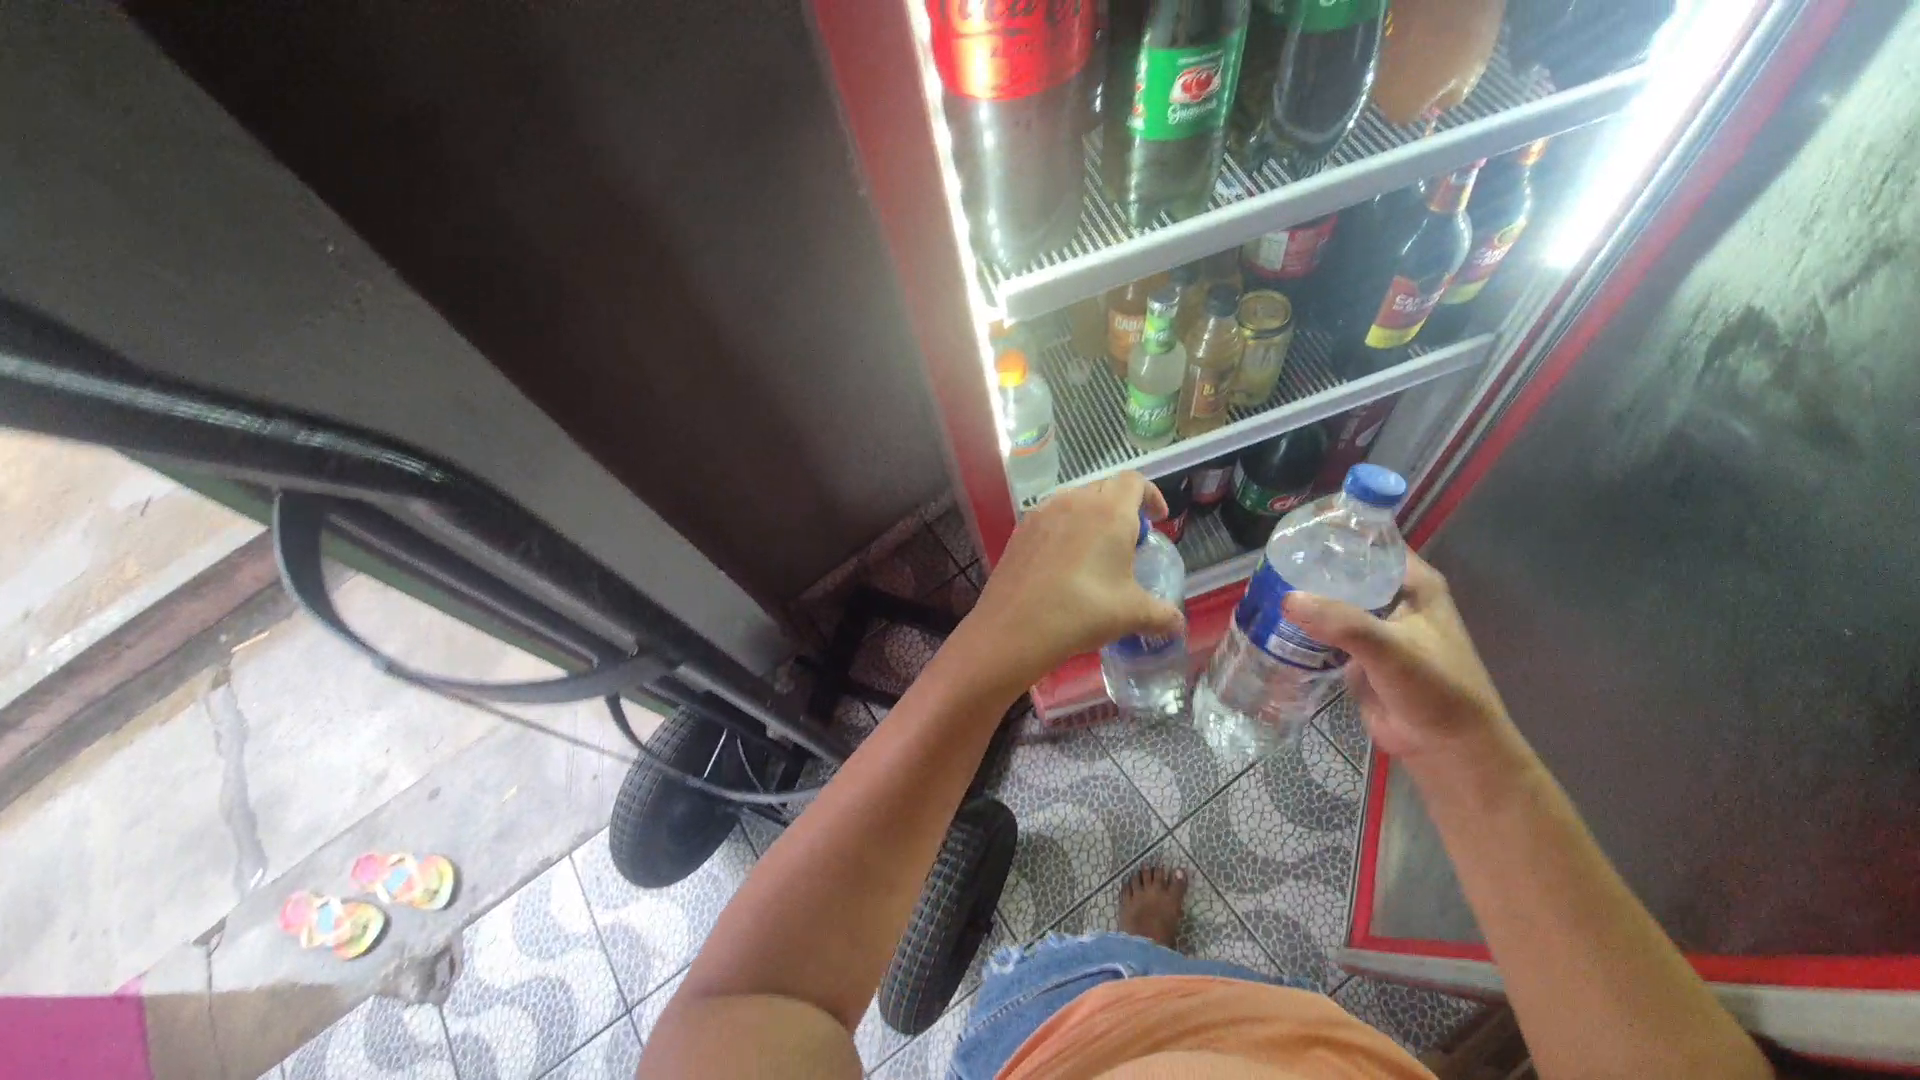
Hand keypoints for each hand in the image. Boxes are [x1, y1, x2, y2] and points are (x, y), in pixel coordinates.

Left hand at [960, 473, 1185, 688]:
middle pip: (1105, 488)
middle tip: (1128, 541)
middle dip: (1122, 507)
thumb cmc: (1083, 611)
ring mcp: (1043, 513)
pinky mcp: (1020, 530)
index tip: (1157, 520)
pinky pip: (1050, 518)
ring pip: (1074, 501)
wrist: (1016, 626)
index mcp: (1110, 512)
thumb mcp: (1131, 614)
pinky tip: (1062, 563)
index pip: (1135, 481)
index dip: (1151, 495)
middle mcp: (1075, 501)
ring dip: (1091, 516)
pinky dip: (1064, 530)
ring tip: (1095, 551)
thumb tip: (1177, 625)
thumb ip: (1161, 614)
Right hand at [1282, 553, 1508, 760]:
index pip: (1372, 541)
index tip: (1296, 529)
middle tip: (1267, 562)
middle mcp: (1394, 598)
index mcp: (1414, 583)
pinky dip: (1302, 628)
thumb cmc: (1435, 689)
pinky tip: (1271, 622)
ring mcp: (1374, 627)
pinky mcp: (1357, 654)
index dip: (1338, 531)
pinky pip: (1324, 632)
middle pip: (1346, 570)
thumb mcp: (1391, 649)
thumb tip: (1287, 599)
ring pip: (1332, 602)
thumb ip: (1342, 622)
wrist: (1446, 748)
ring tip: (1261, 588)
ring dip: (1304, 599)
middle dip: (1310, 567)